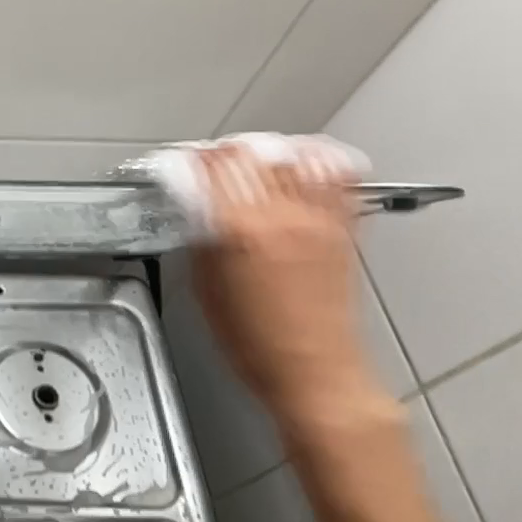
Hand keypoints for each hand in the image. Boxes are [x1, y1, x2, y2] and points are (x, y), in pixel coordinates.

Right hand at [191, 145, 386, 428]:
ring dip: (267, 150)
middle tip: (209, 161)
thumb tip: (193, 211)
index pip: (206, 170)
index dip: (186, 160)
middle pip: (248, 152)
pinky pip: (338, 176)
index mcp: (236, 232)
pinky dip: (318, 161)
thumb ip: (199, 240)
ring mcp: (317, 219)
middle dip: (222, 152)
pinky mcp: (343, 229)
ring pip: (293, 154)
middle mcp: (280, 217)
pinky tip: (302, 166)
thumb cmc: (255, 343)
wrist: (314, 371)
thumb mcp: (203, 288)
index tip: (177, 164)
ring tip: (253, 159)